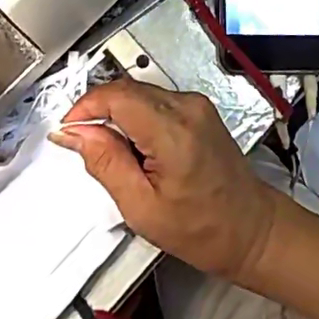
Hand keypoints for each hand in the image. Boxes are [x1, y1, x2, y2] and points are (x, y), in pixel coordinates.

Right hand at [52, 79, 284, 280]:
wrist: (250, 228)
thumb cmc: (203, 228)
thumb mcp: (141, 208)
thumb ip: (106, 163)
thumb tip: (76, 134)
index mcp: (174, 132)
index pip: (118, 96)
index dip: (87, 107)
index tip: (68, 127)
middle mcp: (187, 108)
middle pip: (127, 90)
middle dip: (99, 112)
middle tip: (84, 144)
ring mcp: (195, 104)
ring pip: (139, 92)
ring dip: (118, 115)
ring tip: (118, 155)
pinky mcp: (198, 106)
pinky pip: (155, 100)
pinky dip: (137, 116)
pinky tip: (139, 148)